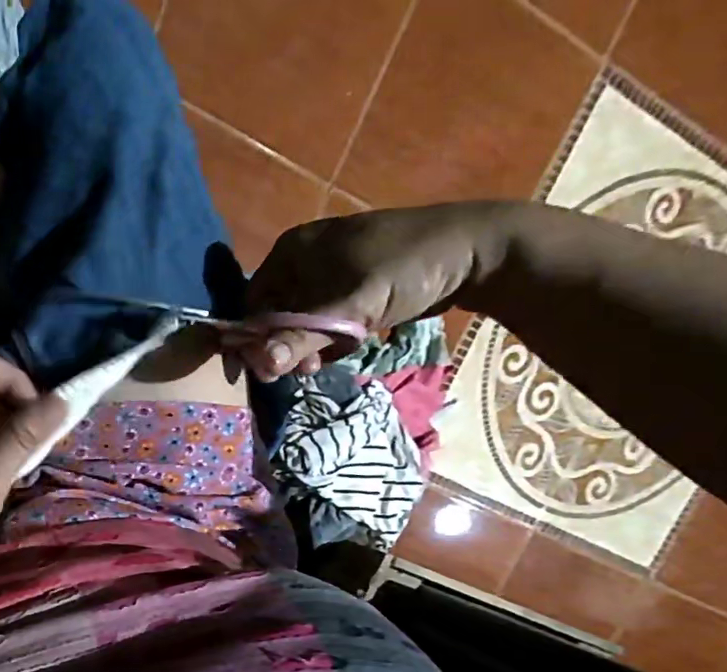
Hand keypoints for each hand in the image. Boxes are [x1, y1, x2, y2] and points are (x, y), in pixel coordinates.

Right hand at [237, 201, 518, 380]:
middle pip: (277, 314)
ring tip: (340, 352)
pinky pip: (328, 316)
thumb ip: (302, 338)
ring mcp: (329, 268)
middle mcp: (303, 255)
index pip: (253, 304)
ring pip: (304, 320)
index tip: (280, 367)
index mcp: (291, 249)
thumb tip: (260, 367)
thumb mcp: (349, 307)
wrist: (472, 252)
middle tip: (314, 365)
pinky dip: (335, 334)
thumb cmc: (403, 270)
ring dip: (315, 344)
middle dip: (292, 345)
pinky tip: (354, 341)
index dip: (260, 340)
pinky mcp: (353, 282)